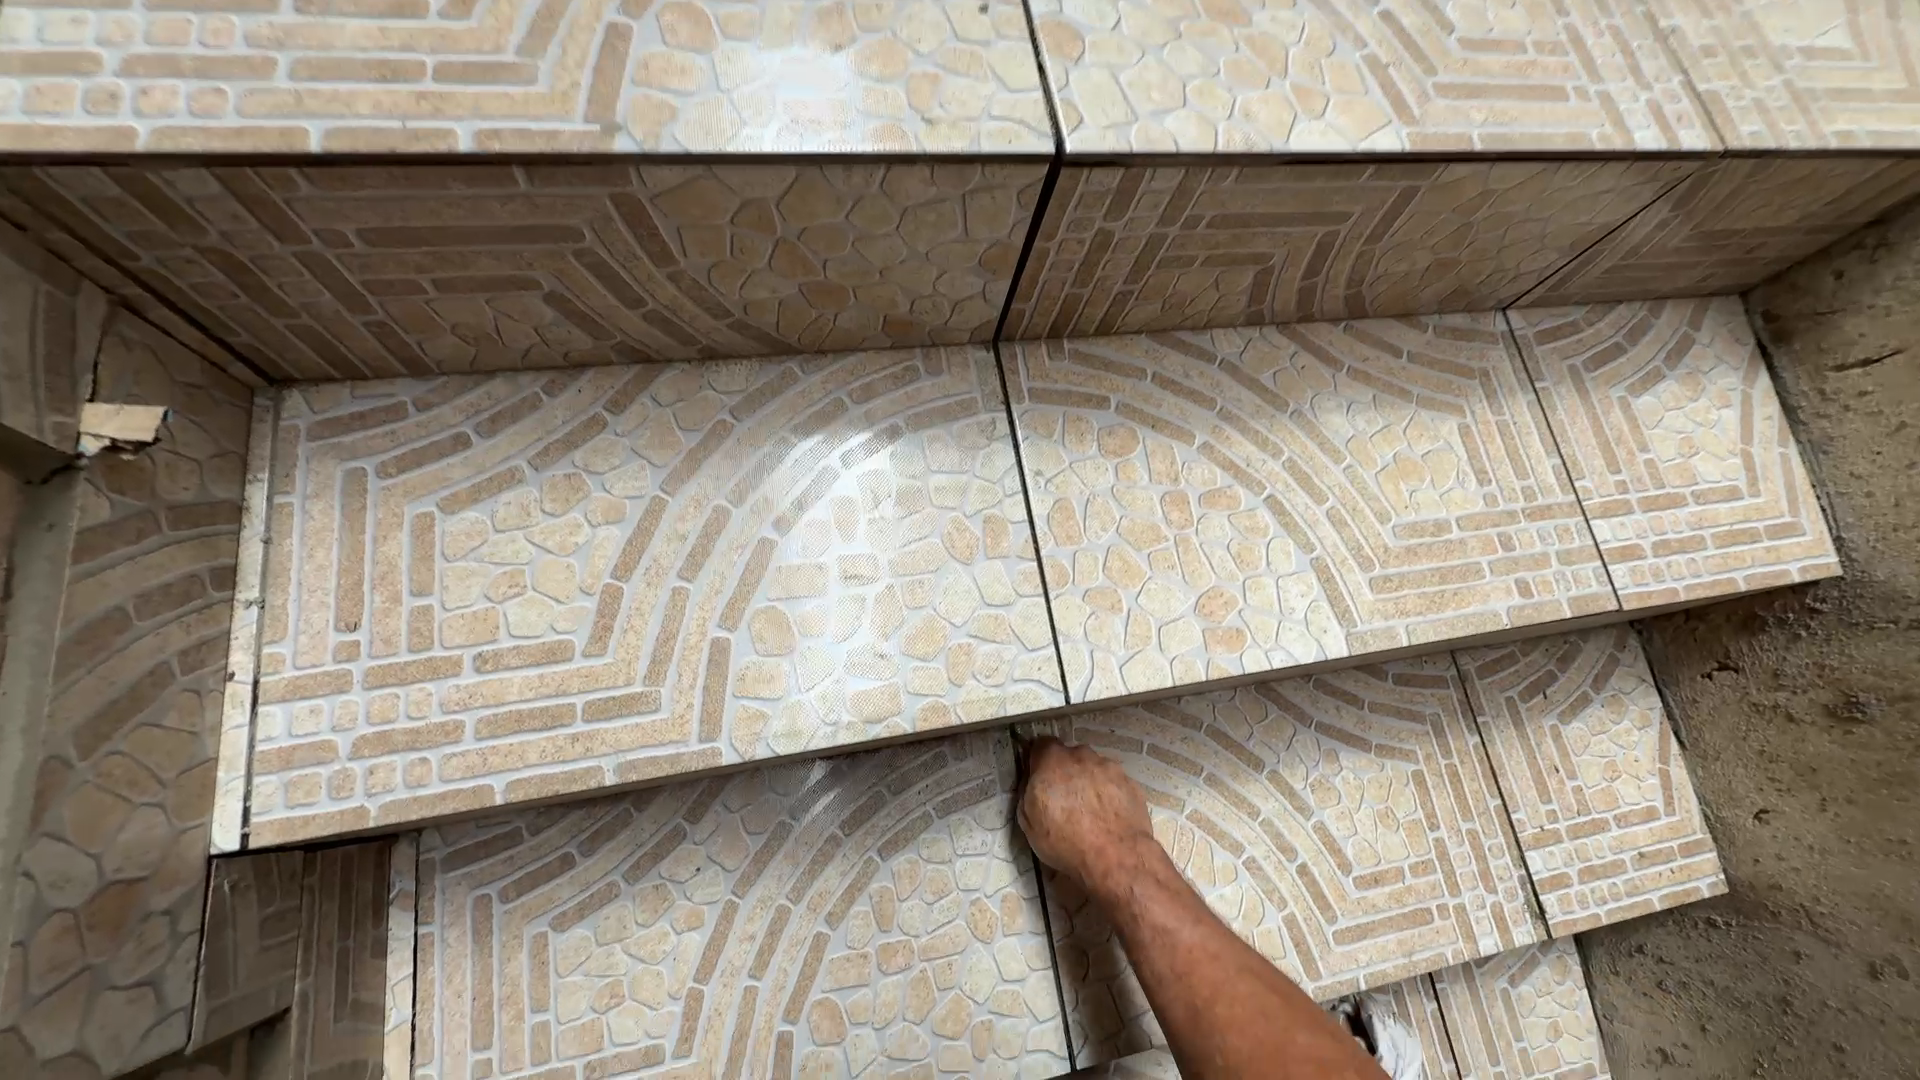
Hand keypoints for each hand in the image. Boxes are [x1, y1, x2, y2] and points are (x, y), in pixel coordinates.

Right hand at [1016, 736, 1160, 899]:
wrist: (1116, 857)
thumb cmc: (1066, 841)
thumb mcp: (1028, 822)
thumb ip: (1027, 792)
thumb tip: (1032, 781)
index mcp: (1052, 761)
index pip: (1041, 745)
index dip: (1039, 760)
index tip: (1039, 777)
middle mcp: (1082, 756)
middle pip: (1070, 757)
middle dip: (1066, 772)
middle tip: (1064, 800)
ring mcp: (1109, 767)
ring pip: (1093, 769)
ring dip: (1089, 782)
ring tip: (1090, 813)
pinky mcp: (1130, 782)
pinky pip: (1113, 783)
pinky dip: (1109, 794)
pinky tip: (1108, 817)